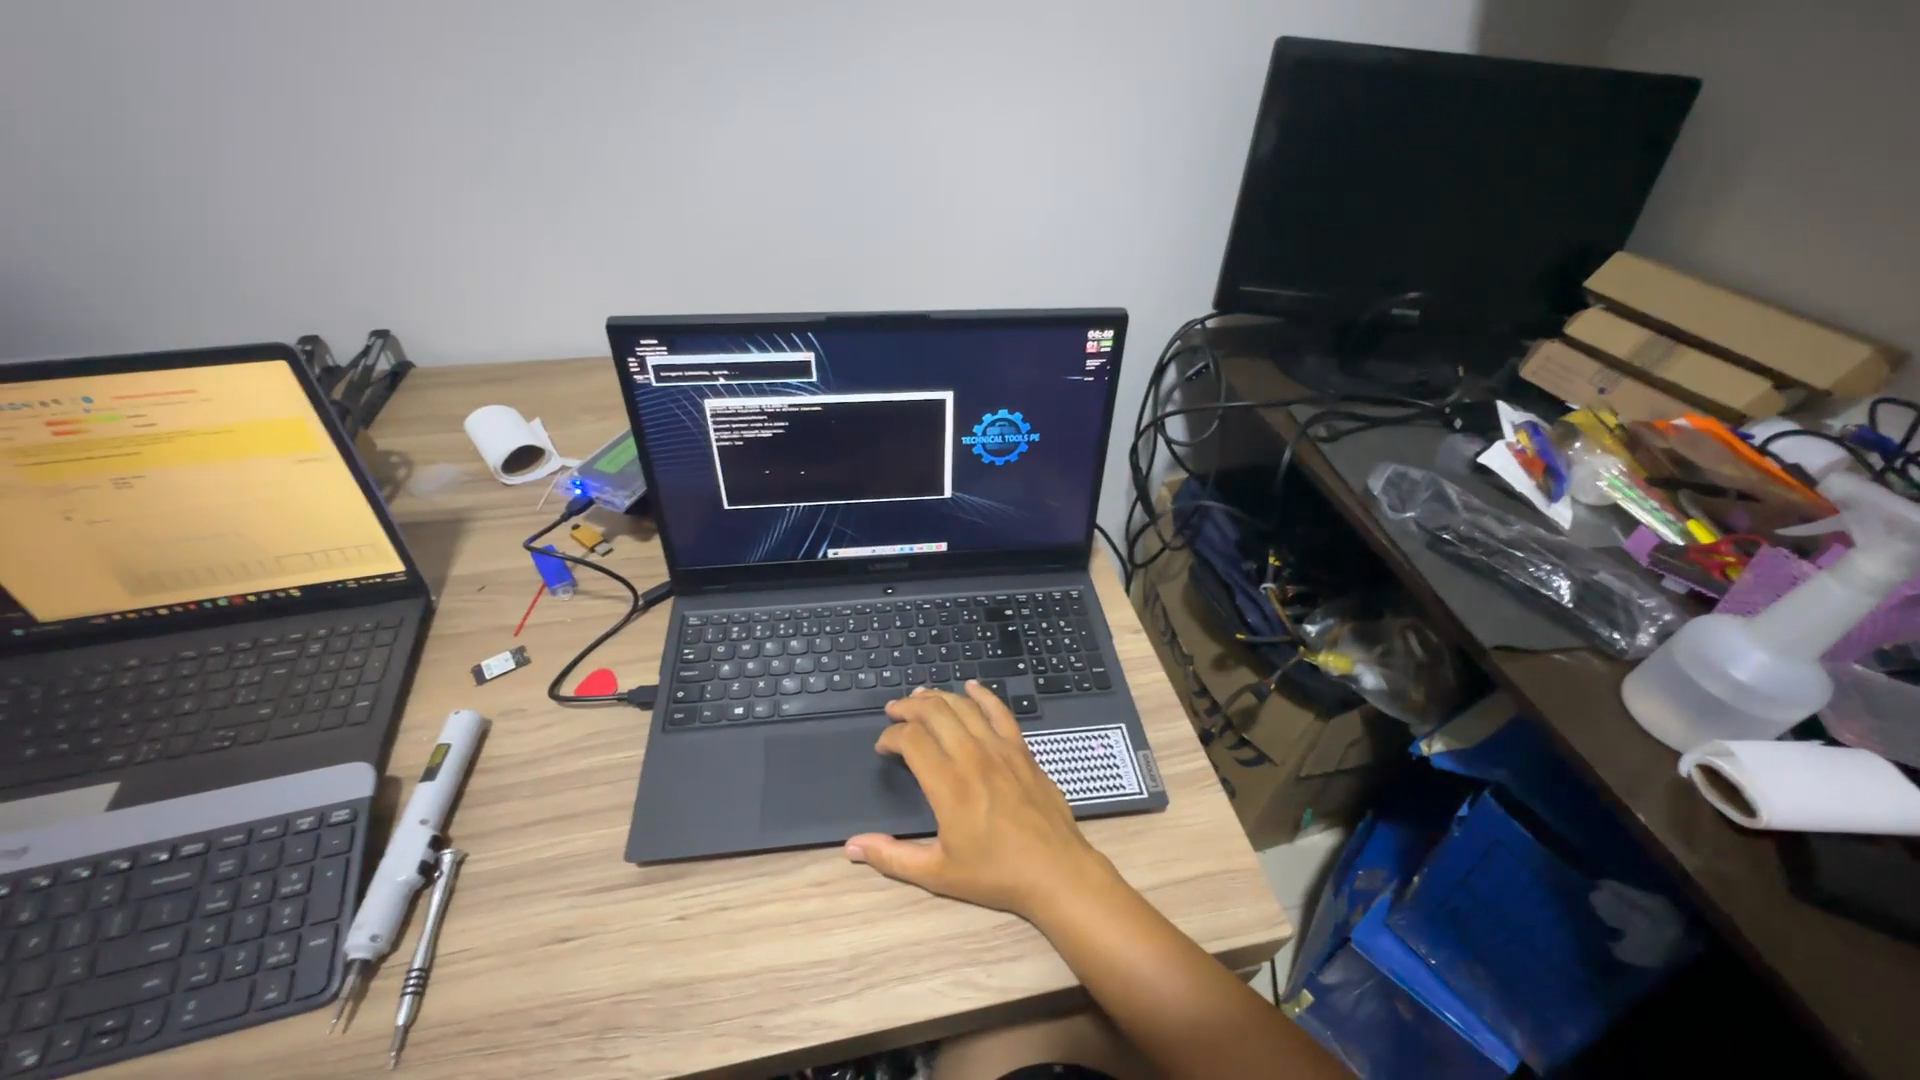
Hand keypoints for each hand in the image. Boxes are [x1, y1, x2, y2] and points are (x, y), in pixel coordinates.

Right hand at [845, 682, 1121, 920]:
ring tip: (921, 696)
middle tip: (894, 711)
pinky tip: (971, 688)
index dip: (891, 736)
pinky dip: (983, 695)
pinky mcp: (1022, 750)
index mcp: (949, 786)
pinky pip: (1001, 712)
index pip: (911, 740)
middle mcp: (973, 757)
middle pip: (935, 712)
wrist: (1055, 871)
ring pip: (964, 707)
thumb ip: (892, 856)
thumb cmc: (996, 874)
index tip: (884, 748)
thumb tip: (852, 847)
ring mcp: (1001, 750)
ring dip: (938, 697)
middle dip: (908, 707)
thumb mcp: (937, 873)